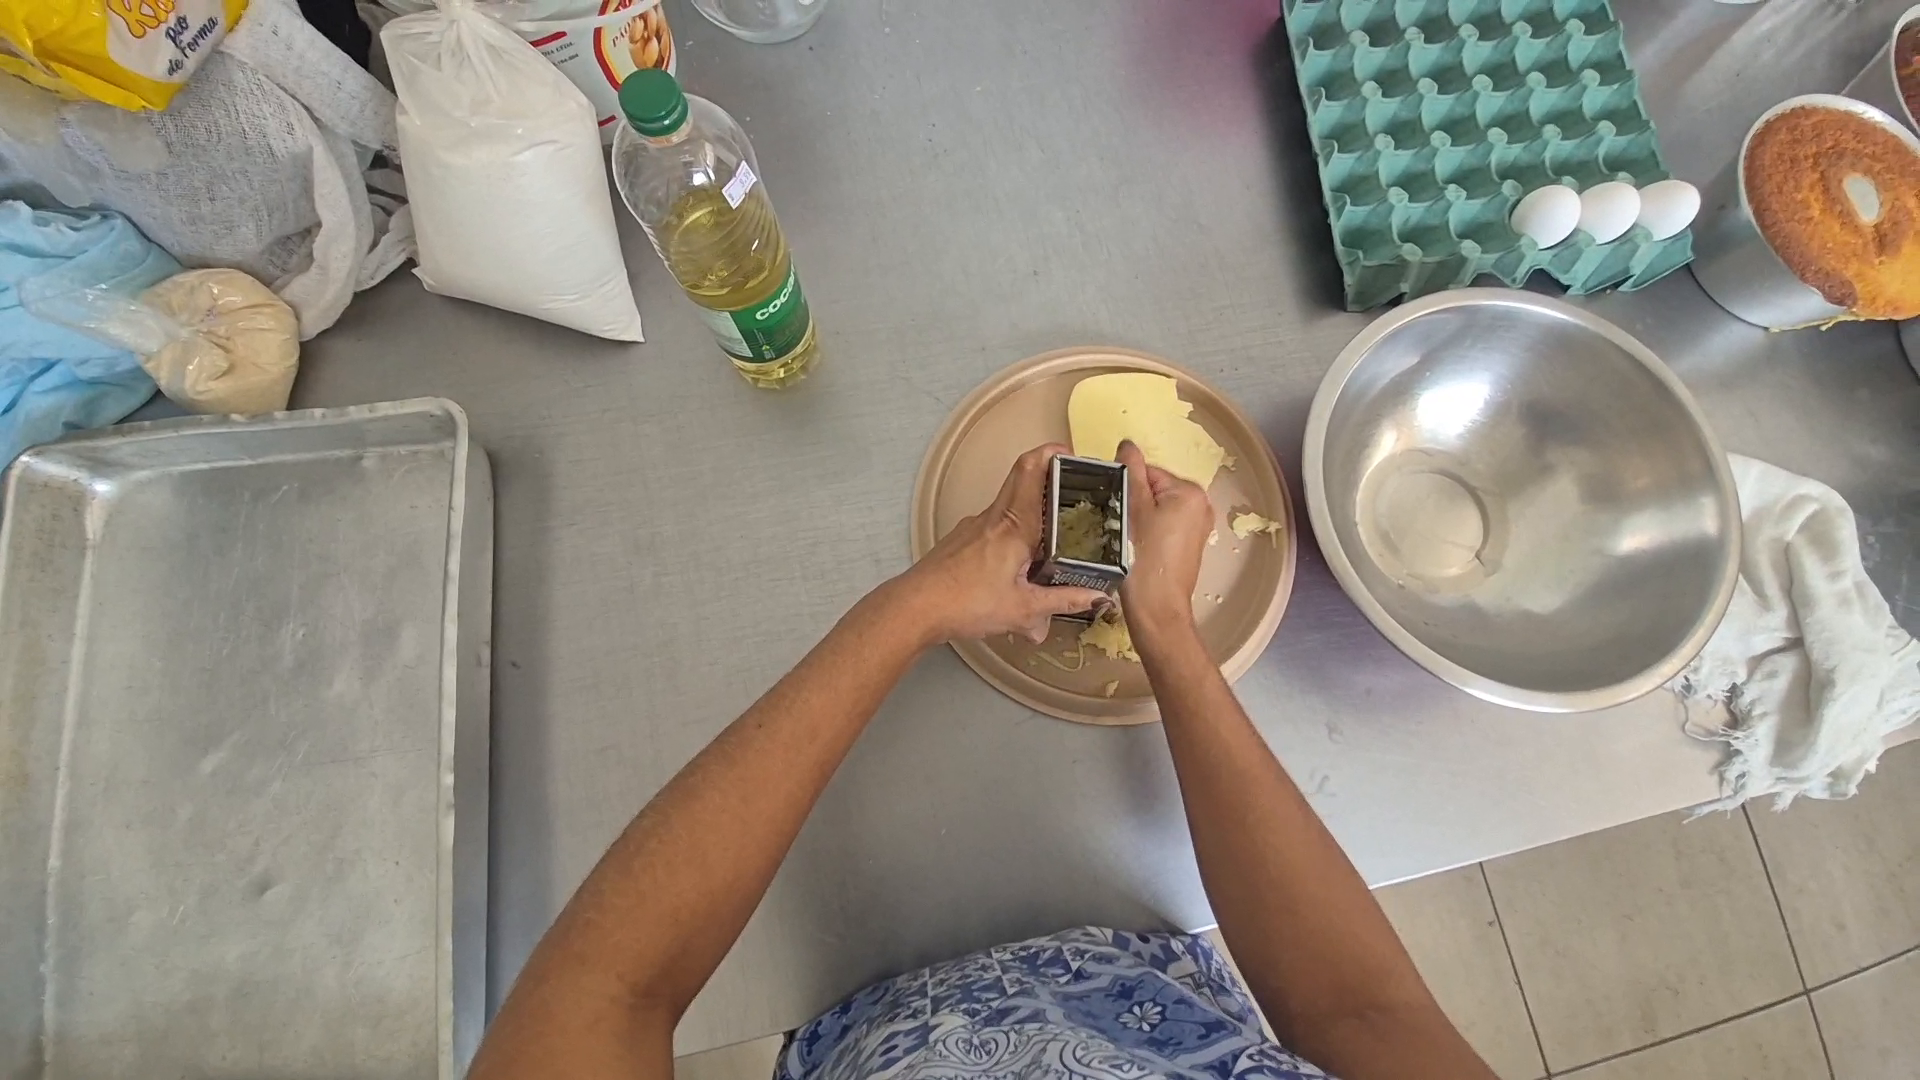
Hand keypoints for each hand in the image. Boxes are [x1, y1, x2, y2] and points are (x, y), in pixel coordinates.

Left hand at [893, 443, 1110, 643]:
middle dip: (1047, 472)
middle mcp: (993, 516)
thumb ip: (1063, 601)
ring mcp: (974, 525)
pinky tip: (1019, 561)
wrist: (915, 607)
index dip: (1053, 453)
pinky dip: (1011, 530)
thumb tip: (1095, 598)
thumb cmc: (966, 604)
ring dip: (1031, 506)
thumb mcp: (1023, 610)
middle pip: (1021, 476)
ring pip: (1008, 502)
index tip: (1073, 456)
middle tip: (1072, 486)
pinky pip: (993, 523)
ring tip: (1055, 534)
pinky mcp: (962, 538)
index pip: (1032, 469)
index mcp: (1014, 525)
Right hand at [1116, 439, 1212, 634]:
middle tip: (1118, 524)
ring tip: (1126, 538)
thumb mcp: (1132, 509)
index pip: (1148, 472)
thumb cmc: (1142, 557)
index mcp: (1189, 491)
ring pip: (1158, 509)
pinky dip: (1149, 532)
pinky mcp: (1190, 545)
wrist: (1156, 608)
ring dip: (1139, 518)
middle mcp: (1201, 505)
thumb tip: (1127, 445)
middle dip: (1134, 502)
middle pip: (1154, 489)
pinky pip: (1165, 526)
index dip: (1125, 486)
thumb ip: (1131, 472)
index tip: (1113, 506)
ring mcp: (1198, 527)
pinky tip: (1137, 548)